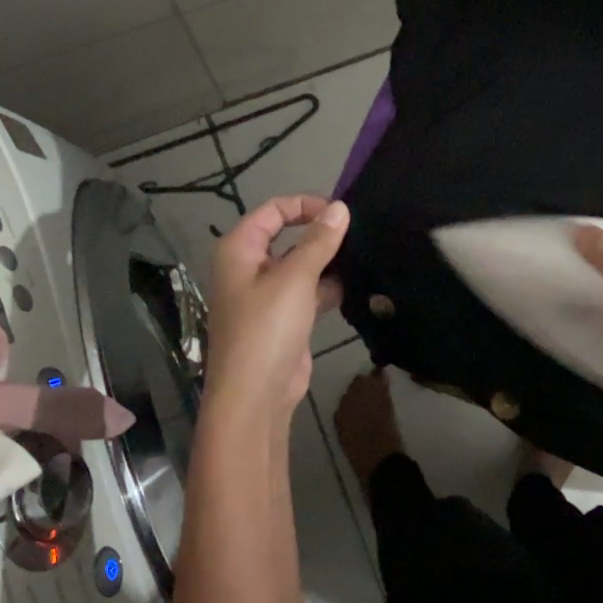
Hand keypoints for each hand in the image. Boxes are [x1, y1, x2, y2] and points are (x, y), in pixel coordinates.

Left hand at [204, 195, 349, 419]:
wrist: (255, 397)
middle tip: (358, 232)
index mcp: (239, 250)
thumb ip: (319, 241)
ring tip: (363, 255)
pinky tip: (357, 286)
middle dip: (320, 234)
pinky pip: (308, 292)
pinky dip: (328, 288)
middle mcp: (249, 268)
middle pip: (287, 236)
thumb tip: (339, 208)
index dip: (305, 205)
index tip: (340, 212)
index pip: (272, 210)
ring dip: (328, 262)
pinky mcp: (284, 320)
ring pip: (301, 266)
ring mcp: (266, 296)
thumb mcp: (294, 278)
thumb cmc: (266, 328)